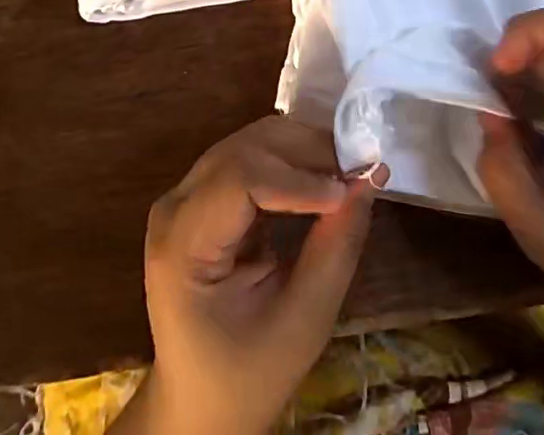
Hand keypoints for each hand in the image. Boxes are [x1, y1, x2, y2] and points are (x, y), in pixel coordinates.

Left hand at [116, 116, 381, 434]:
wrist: (197, 401)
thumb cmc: (245, 375)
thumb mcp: (302, 324)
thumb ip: (336, 250)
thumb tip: (369, 180)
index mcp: (181, 245)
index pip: (240, 178)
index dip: (299, 177)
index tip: (349, 191)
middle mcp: (175, 206)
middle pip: (244, 149)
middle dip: (306, 152)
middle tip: (359, 171)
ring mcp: (185, 196)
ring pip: (250, 142)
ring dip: (302, 149)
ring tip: (348, 172)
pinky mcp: (203, 196)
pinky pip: (251, 157)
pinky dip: (292, 158)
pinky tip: (324, 175)